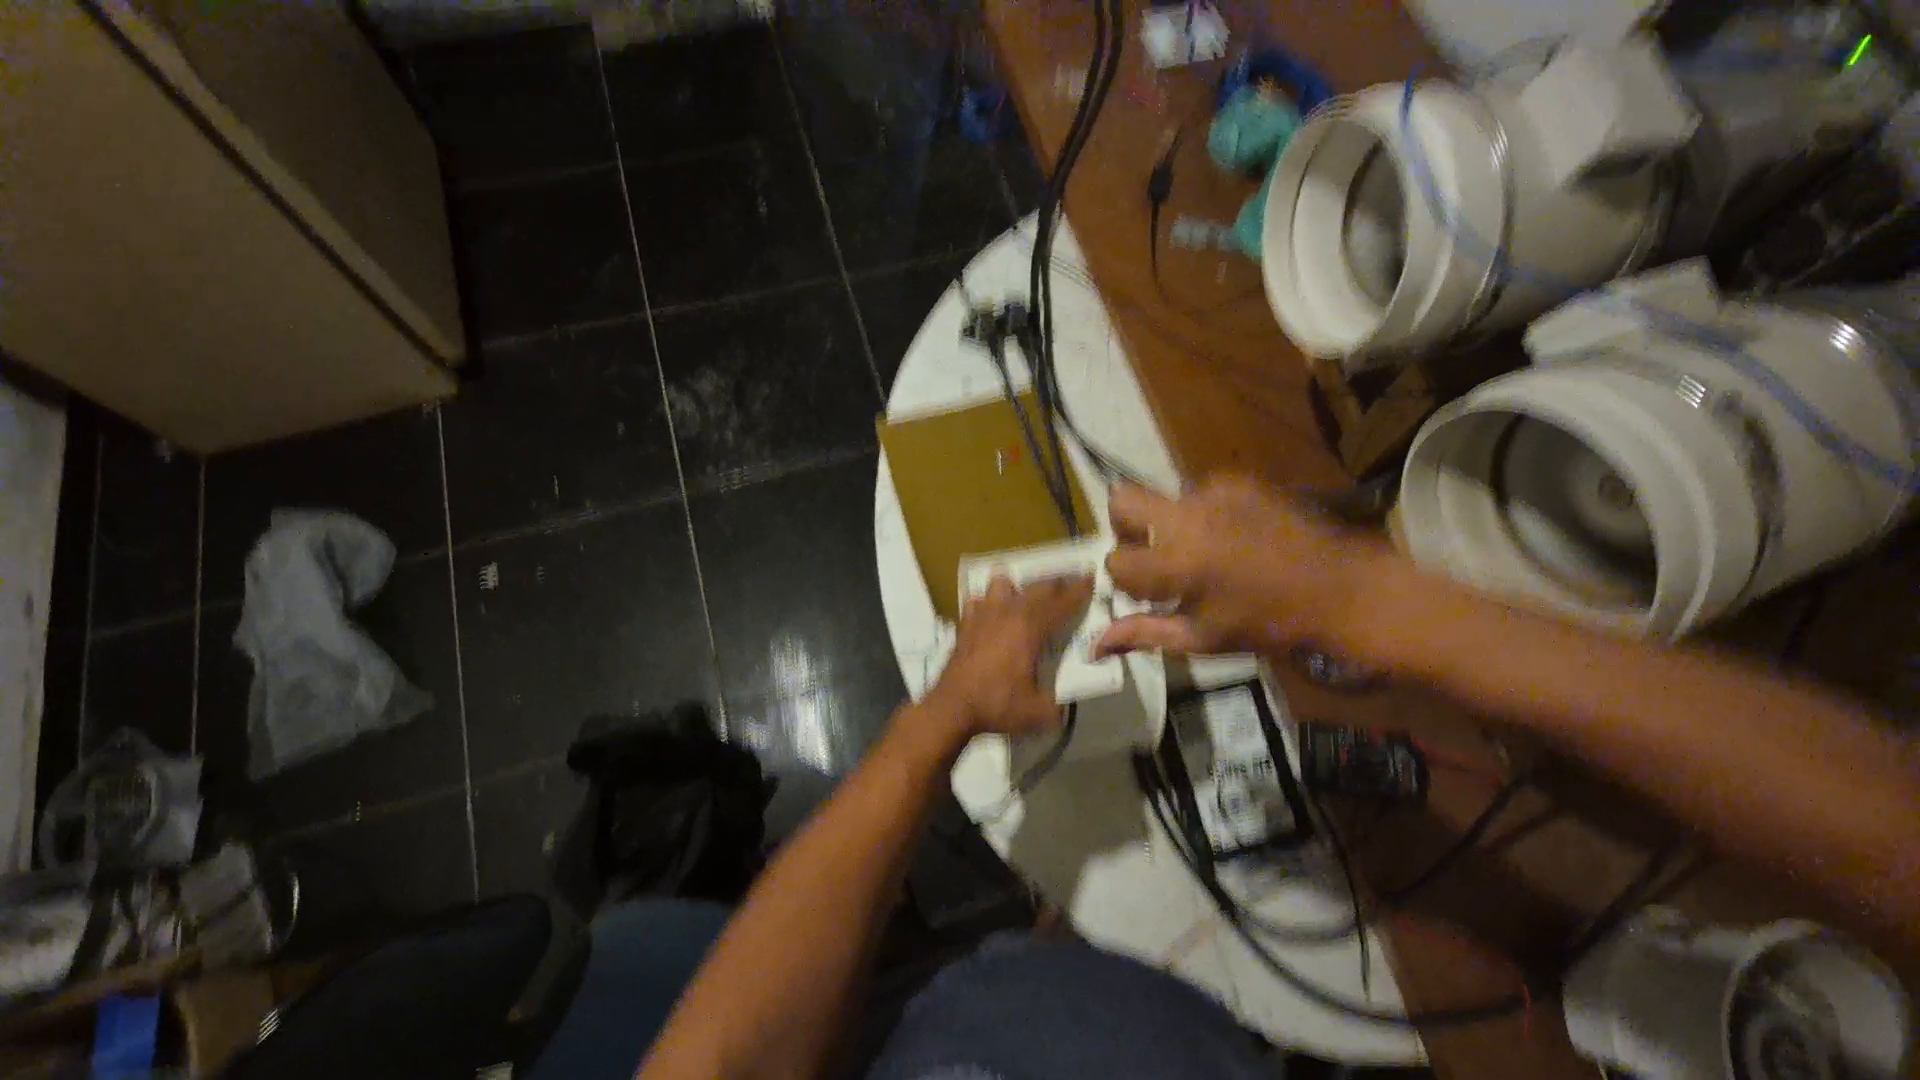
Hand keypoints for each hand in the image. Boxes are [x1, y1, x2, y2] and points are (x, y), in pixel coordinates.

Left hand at [922, 574, 1094, 739]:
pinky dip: (988, 602)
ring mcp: (982, 615)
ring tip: (1025, 596)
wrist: (952, 708)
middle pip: (1036, 587)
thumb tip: (1063, 708)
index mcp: (1030, 629)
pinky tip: (991, 613)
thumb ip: (1058, 707)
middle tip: (1069, 582)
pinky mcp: (964, 624)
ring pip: (1001, 583)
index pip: (1061, 602)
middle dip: (1056, 583)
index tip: (1090, 578)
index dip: (1079, 590)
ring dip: (1017, 586)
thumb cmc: (998, 705)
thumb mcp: (1039, 714)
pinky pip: (977, 601)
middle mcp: (1008, 614)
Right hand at [1094, 477, 1391, 659]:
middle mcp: (1188, 517)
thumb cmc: (1268, 623)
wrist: (1341, 589)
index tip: (1150, 593)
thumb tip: (1092, 646)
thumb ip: (1144, 634)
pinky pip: (1201, 492)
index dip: (1126, 580)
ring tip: (1207, 552)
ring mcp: (1215, 492)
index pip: (1116, 560)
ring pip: (1164, 498)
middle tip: (1153, 555)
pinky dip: (1204, 514)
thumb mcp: (1202, 638)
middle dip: (1125, 527)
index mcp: (1177, 562)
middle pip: (1121, 499)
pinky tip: (1234, 539)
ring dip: (1170, 524)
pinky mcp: (1239, 480)